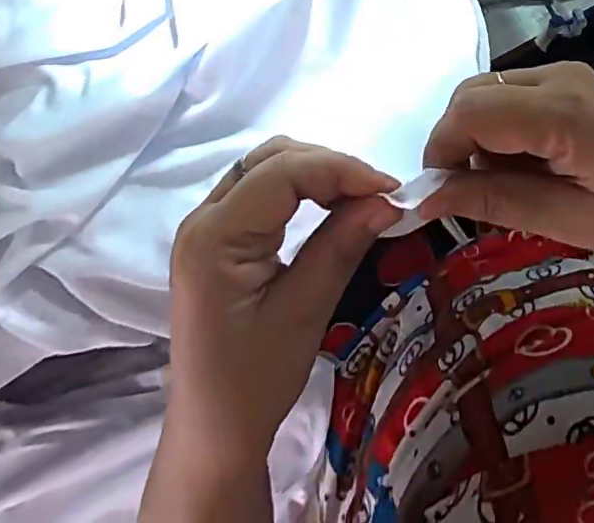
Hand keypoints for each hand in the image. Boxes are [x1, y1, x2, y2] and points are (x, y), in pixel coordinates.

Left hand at [158, 138, 400, 474]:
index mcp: (214, 235)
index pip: (283, 172)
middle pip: (272, 159)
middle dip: (330, 166)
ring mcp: (207, 226)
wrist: (212, 434)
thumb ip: (341, 245)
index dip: (340, 170)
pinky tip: (329, 204)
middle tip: (378, 193)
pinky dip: (301, 188)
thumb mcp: (303, 312)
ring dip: (316, 171)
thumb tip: (388, 200)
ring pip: (267, 167)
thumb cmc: (254, 381)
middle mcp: (203, 217)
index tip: (390, 189)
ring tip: (359, 196)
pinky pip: (262, 190)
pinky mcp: (218, 237)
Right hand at [419, 63, 593, 266]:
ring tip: (507, 181)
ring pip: (485, 92)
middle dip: (457, 142)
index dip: (443, 151)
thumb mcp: (566, 221)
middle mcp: (557, 76)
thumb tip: (424, 196)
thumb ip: (492, 200)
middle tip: (473, 191)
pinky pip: (508, 94)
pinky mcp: (567, 80)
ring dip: (477, 136)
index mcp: (562, 110)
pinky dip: (498, 129)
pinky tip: (526, 163)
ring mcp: (563, 73)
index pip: (470, 112)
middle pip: (471, 94)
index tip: (441, 195)